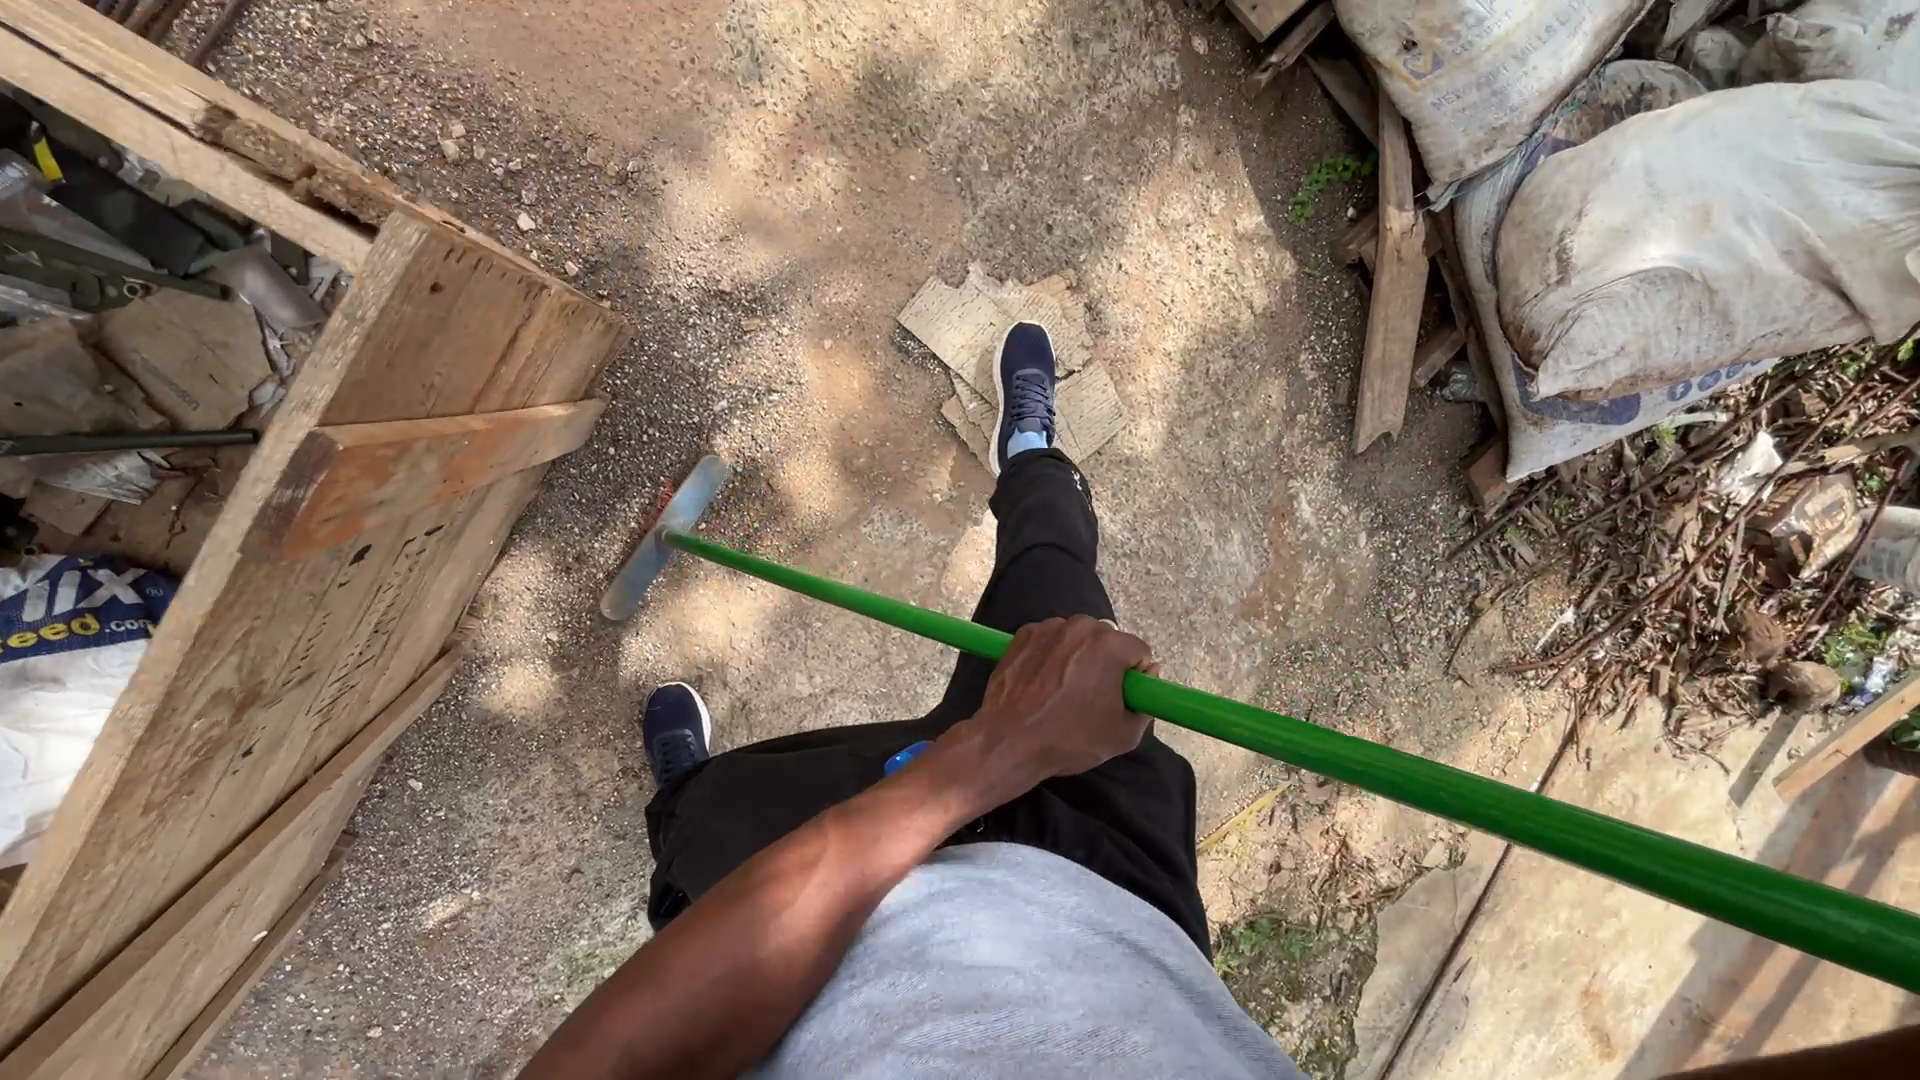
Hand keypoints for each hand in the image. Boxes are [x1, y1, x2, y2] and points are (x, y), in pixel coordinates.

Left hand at [958, 616, 1156, 796]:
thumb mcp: (1123, 735)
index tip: (1124, 696)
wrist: (1009, 740)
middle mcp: (1080, 626)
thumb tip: (1149, 676)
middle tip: (1093, 695)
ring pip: (1076, 637)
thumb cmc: (1069, 739)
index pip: (1139, 652)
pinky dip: (1050, 654)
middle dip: (1107, 662)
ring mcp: (1047, 627)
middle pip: (1107, 639)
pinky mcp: (1022, 634)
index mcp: (1110, 645)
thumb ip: (1147, 704)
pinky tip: (1043, 682)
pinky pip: (1049, 640)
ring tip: (1064, 690)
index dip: (1136, 676)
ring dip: (1078, 655)